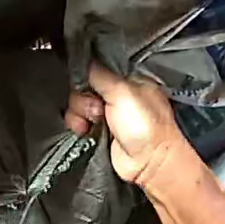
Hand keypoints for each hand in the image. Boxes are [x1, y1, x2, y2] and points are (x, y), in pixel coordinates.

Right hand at [64, 63, 199, 189]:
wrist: (148, 162)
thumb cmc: (144, 124)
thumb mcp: (123, 91)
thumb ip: (101, 74)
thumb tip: (84, 61)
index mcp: (128, 80)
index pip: (99, 67)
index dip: (88, 73)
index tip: (86, 81)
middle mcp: (116, 94)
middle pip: (84, 85)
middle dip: (84, 97)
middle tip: (98, 108)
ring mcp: (106, 112)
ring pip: (78, 103)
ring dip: (79, 112)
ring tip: (93, 121)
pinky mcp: (97, 130)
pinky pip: (76, 120)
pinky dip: (76, 124)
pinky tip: (84, 130)